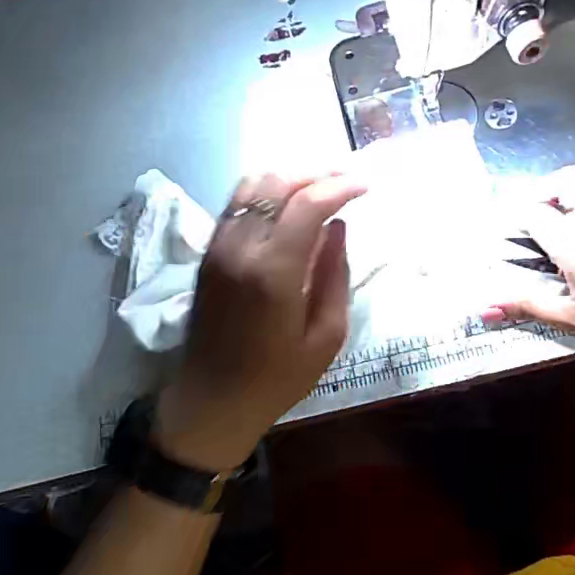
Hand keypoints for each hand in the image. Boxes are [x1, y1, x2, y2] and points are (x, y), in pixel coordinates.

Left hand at [153, 173, 365, 470]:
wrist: (212, 401)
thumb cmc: (278, 378)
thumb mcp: (327, 336)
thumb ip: (334, 275)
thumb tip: (338, 228)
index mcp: (273, 271)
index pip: (307, 203)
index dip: (340, 187)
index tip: (367, 187)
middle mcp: (240, 248)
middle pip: (276, 182)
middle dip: (316, 173)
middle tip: (348, 180)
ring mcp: (218, 247)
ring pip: (251, 184)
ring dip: (289, 178)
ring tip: (321, 188)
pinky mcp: (208, 253)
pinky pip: (237, 204)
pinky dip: (266, 193)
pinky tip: (289, 205)